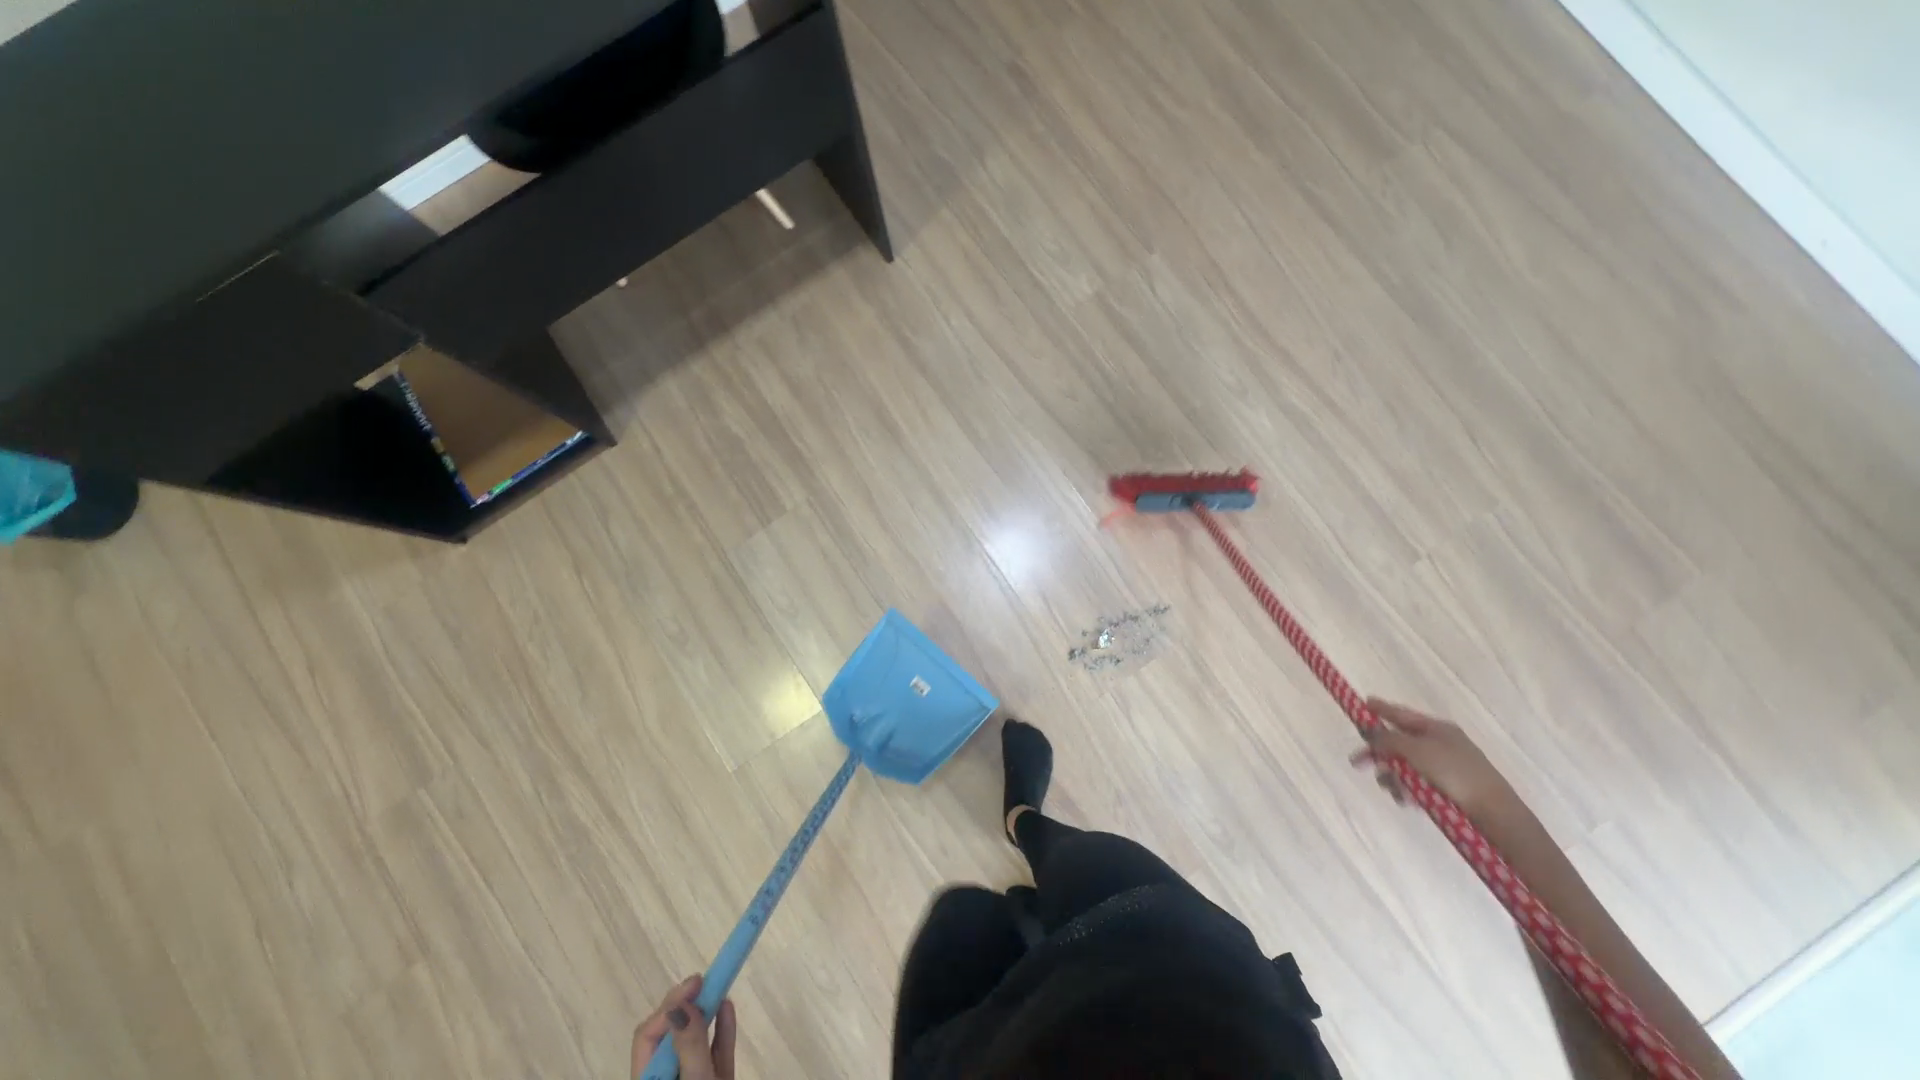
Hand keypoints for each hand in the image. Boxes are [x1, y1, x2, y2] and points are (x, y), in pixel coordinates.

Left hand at [631, 974, 737, 1079]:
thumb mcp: (694, 1079)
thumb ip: (689, 1044)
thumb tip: (682, 1003)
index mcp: (650, 1076)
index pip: (649, 1034)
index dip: (670, 1005)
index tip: (696, 983)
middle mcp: (667, 1074)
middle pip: (670, 1033)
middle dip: (686, 1004)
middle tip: (704, 981)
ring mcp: (692, 1076)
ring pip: (694, 1039)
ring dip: (705, 1011)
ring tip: (718, 985)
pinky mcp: (715, 1079)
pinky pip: (716, 1050)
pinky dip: (722, 1028)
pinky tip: (728, 1007)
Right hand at [1349, 699, 1519, 816]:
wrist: (1492, 810)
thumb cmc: (1453, 772)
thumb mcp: (1416, 750)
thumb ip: (1388, 739)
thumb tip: (1368, 731)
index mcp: (1436, 728)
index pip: (1402, 714)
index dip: (1381, 709)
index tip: (1362, 704)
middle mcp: (1438, 745)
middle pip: (1398, 743)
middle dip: (1379, 754)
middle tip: (1358, 763)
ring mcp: (1442, 768)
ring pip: (1404, 768)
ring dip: (1393, 777)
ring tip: (1395, 790)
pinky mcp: (1444, 790)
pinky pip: (1415, 786)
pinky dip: (1407, 791)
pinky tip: (1408, 801)